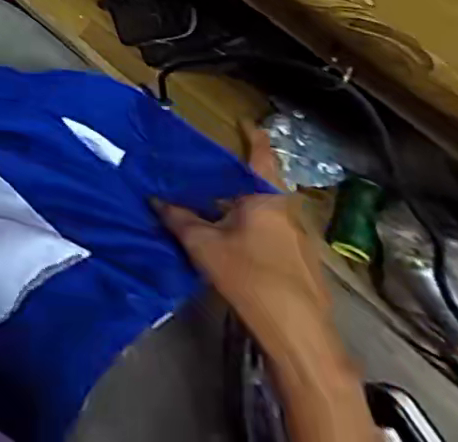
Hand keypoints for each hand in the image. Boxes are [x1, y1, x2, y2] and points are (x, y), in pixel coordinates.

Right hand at [154, 126, 332, 333]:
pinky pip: (272, 230)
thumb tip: (155, 199)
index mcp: (266, 195)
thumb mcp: (205, 246)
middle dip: (237, 176)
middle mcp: (287, 209)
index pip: (262, 153)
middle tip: (208, 170)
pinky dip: (252, 225)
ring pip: (266, 209)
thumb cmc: (251, 277)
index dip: (252, 135)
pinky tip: (233, 241)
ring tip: (213, 205)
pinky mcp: (301, 262)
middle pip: (261, 182)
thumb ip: (179, 219)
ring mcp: (299, 237)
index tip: (241, 122)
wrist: (299, 334)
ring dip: (243, 204)